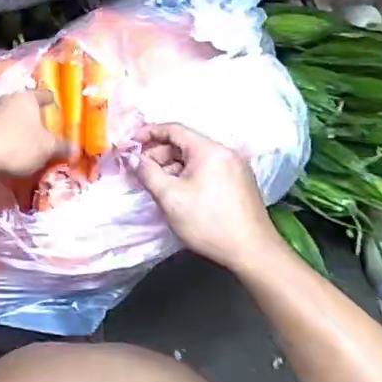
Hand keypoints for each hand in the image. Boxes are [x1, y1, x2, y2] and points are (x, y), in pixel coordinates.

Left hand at [0, 88, 71, 179]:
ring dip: (17, 126)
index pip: (46, 95)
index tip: (59, 111)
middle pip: (25, 105)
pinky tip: (6, 149)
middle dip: (35, 117)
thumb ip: (63, 147)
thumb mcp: (47, 149)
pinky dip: (3, 136)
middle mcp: (7, 99)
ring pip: (9, 116)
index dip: (54, 103)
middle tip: (44, 130)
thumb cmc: (18, 146)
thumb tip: (76, 149)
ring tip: (26, 142)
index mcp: (27, 98)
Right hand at [132, 123, 279, 269]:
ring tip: (155, 184)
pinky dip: (187, 175)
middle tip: (139, 170)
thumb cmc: (208, 222)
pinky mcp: (238, 183)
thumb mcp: (170, 197)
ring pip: (195, 159)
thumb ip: (147, 172)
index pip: (174, 129)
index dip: (148, 133)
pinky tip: (177, 192)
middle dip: (158, 154)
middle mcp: (224, 153)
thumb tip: (132, 157)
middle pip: (184, 144)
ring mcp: (234, 168)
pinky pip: (206, 170)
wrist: (252, 252)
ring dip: (171, 167)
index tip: (129, 144)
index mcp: (209, 150)